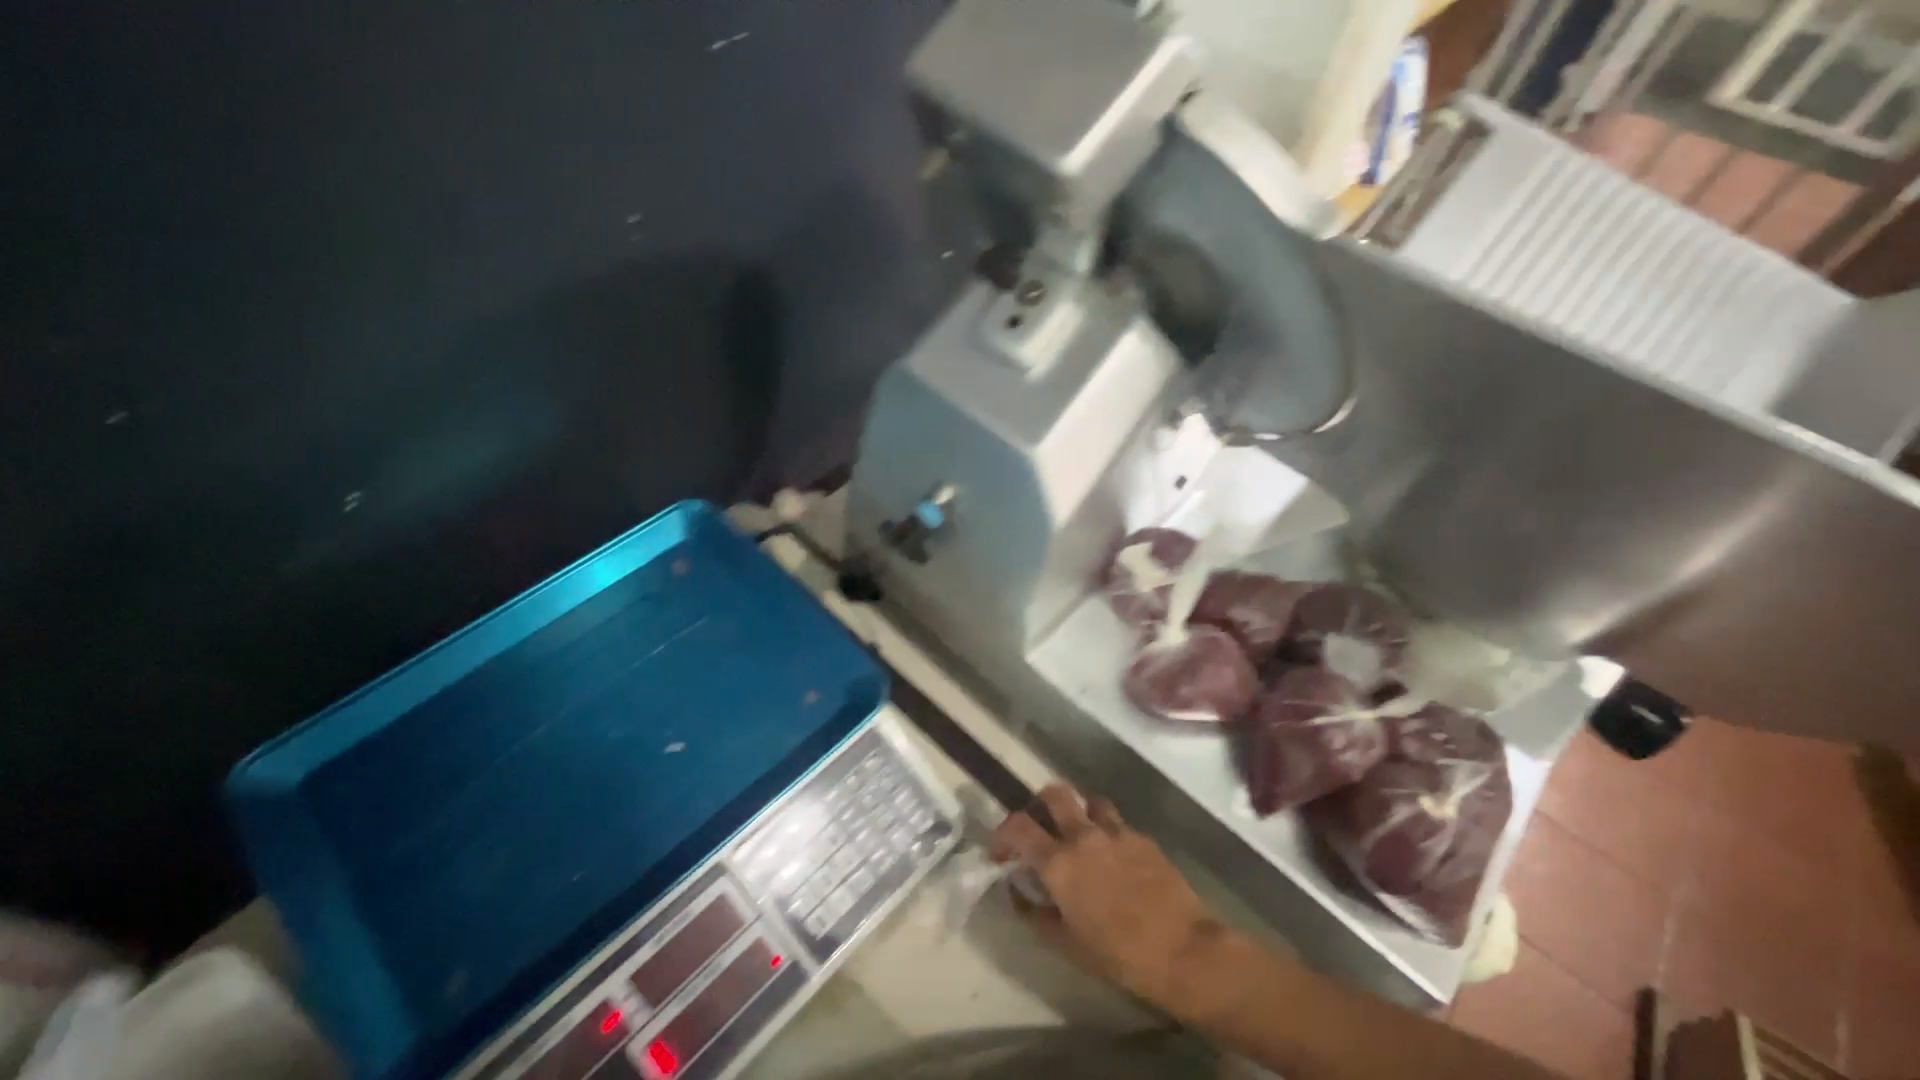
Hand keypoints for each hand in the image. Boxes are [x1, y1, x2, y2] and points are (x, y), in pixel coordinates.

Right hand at [989, 783, 1223, 1008]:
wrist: (1182, 949)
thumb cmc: (1118, 954)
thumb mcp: (1065, 943)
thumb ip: (1035, 913)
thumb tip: (1019, 892)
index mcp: (1059, 863)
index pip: (1017, 827)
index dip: (1002, 834)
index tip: (1001, 853)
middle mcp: (1084, 837)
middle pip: (1055, 794)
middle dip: (1039, 804)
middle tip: (1039, 826)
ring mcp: (1117, 833)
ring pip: (1089, 800)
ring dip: (1078, 810)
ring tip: (1078, 833)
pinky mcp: (1144, 839)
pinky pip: (1118, 823)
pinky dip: (1107, 831)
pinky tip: (1113, 857)